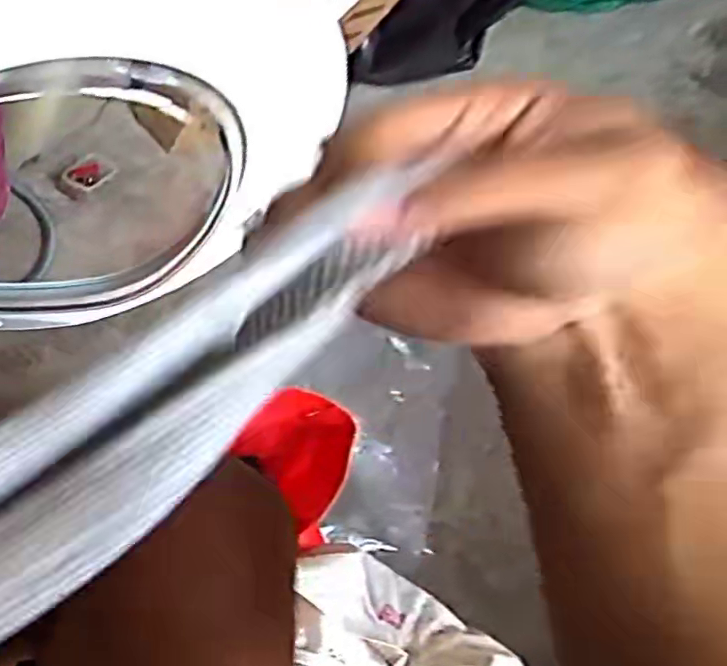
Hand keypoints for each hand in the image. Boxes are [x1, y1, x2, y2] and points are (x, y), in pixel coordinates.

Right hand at [270, 81, 726, 345]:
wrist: (606, 306)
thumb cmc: (622, 222)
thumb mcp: (585, 180)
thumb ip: (478, 191)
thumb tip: (369, 219)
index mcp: (461, 122)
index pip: (376, 133)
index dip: (348, 166)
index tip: (338, 208)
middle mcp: (405, 171)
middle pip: (323, 177)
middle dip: (303, 207)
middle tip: (296, 242)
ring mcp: (374, 228)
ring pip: (301, 226)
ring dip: (284, 245)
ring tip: (282, 265)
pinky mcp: (355, 277)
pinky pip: (307, 275)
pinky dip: (288, 282)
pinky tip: (284, 287)